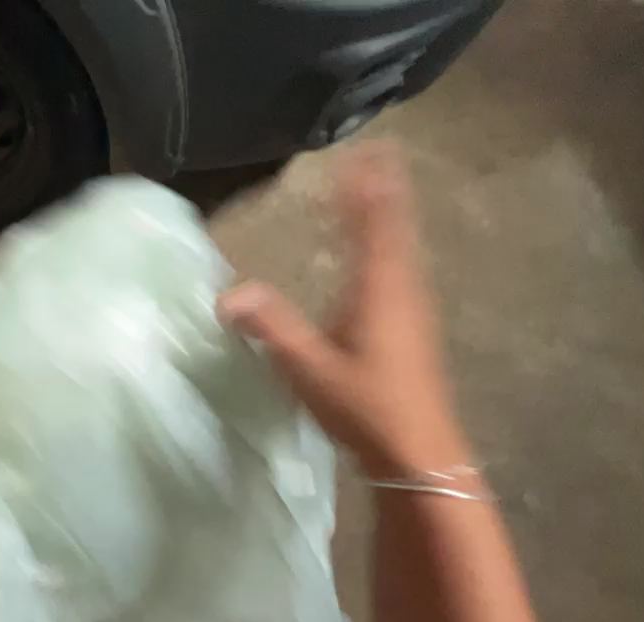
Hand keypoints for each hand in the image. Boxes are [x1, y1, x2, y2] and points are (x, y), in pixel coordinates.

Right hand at [217, 143, 470, 477]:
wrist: (416, 447)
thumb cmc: (364, 406)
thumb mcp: (308, 368)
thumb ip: (271, 329)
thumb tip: (228, 294)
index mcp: (380, 289)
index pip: (376, 223)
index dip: (368, 187)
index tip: (360, 151)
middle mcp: (403, 288)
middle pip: (396, 226)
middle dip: (382, 191)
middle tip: (373, 157)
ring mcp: (413, 308)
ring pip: (402, 247)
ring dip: (388, 217)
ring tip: (374, 194)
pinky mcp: (411, 328)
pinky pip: (400, 268)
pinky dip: (388, 247)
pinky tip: (377, 259)